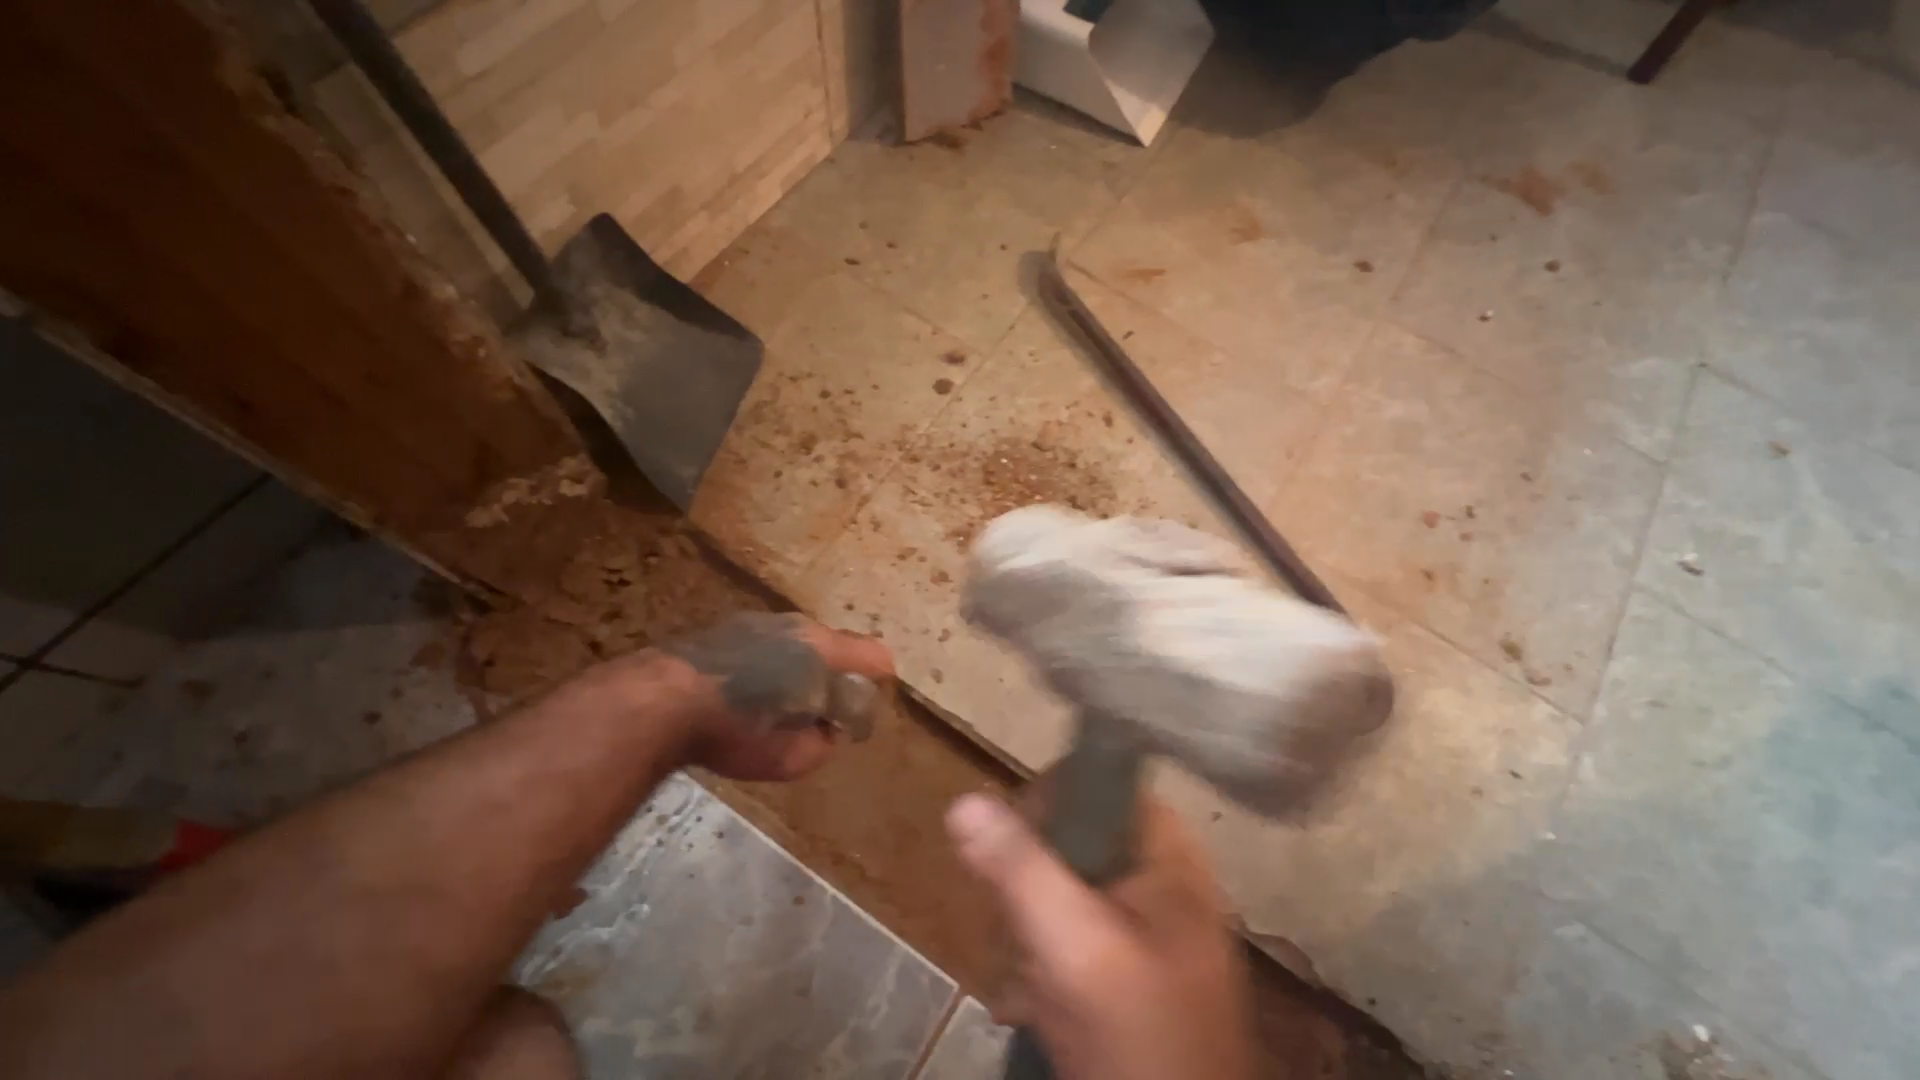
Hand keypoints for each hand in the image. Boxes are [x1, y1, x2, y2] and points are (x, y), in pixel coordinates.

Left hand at [661, 613, 893, 781]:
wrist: (658, 701)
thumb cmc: (738, 729)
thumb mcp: (794, 757)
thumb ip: (826, 741)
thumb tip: (830, 729)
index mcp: (823, 649)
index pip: (874, 655)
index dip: (879, 683)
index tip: (863, 713)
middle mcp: (795, 625)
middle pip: (833, 646)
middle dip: (834, 677)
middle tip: (821, 712)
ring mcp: (755, 621)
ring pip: (794, 643)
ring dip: (797, 670)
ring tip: (779, 705)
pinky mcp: (720, 629)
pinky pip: (761, 646)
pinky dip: (764, 667)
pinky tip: (743, 695)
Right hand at [947, 791, 1252, 1079]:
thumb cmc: (1136, 1034)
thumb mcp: (1073, 944)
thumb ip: (1020, 870)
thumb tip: (965, 800)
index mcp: (1169, 855)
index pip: (1101, 784)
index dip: (1050, 800)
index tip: (1010, 842)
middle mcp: (1162, 880)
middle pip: (1076, 837)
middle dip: (1028, 879)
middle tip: (1009, 919)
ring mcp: (1146, 928)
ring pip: (1065, 887)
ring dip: (1026, 926)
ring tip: (1016, 970)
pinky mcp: (1127, 968)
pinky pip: (1069, 934)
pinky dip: (1040, 960)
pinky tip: (1024, 998)